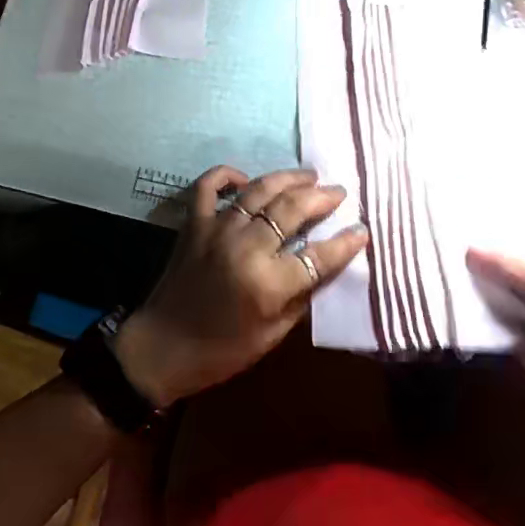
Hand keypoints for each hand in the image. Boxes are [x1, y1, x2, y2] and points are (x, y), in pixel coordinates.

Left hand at [113, 166, 368, 406]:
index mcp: (268, 283)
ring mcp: (216, 230)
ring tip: (309, 176)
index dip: (346, 242)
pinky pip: (209, 186)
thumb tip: (327, 265)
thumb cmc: (223, 350)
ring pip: (259, 190)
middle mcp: (245, 248)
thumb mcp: (274, 334)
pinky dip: (227, 175)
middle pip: (293, 209)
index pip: (319, 255)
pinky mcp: (193, 224)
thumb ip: (303, 296)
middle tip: (339, 192)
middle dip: (322, 198)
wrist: (161, 349)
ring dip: (288, 179)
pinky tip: (246, 178)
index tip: (363, 229)